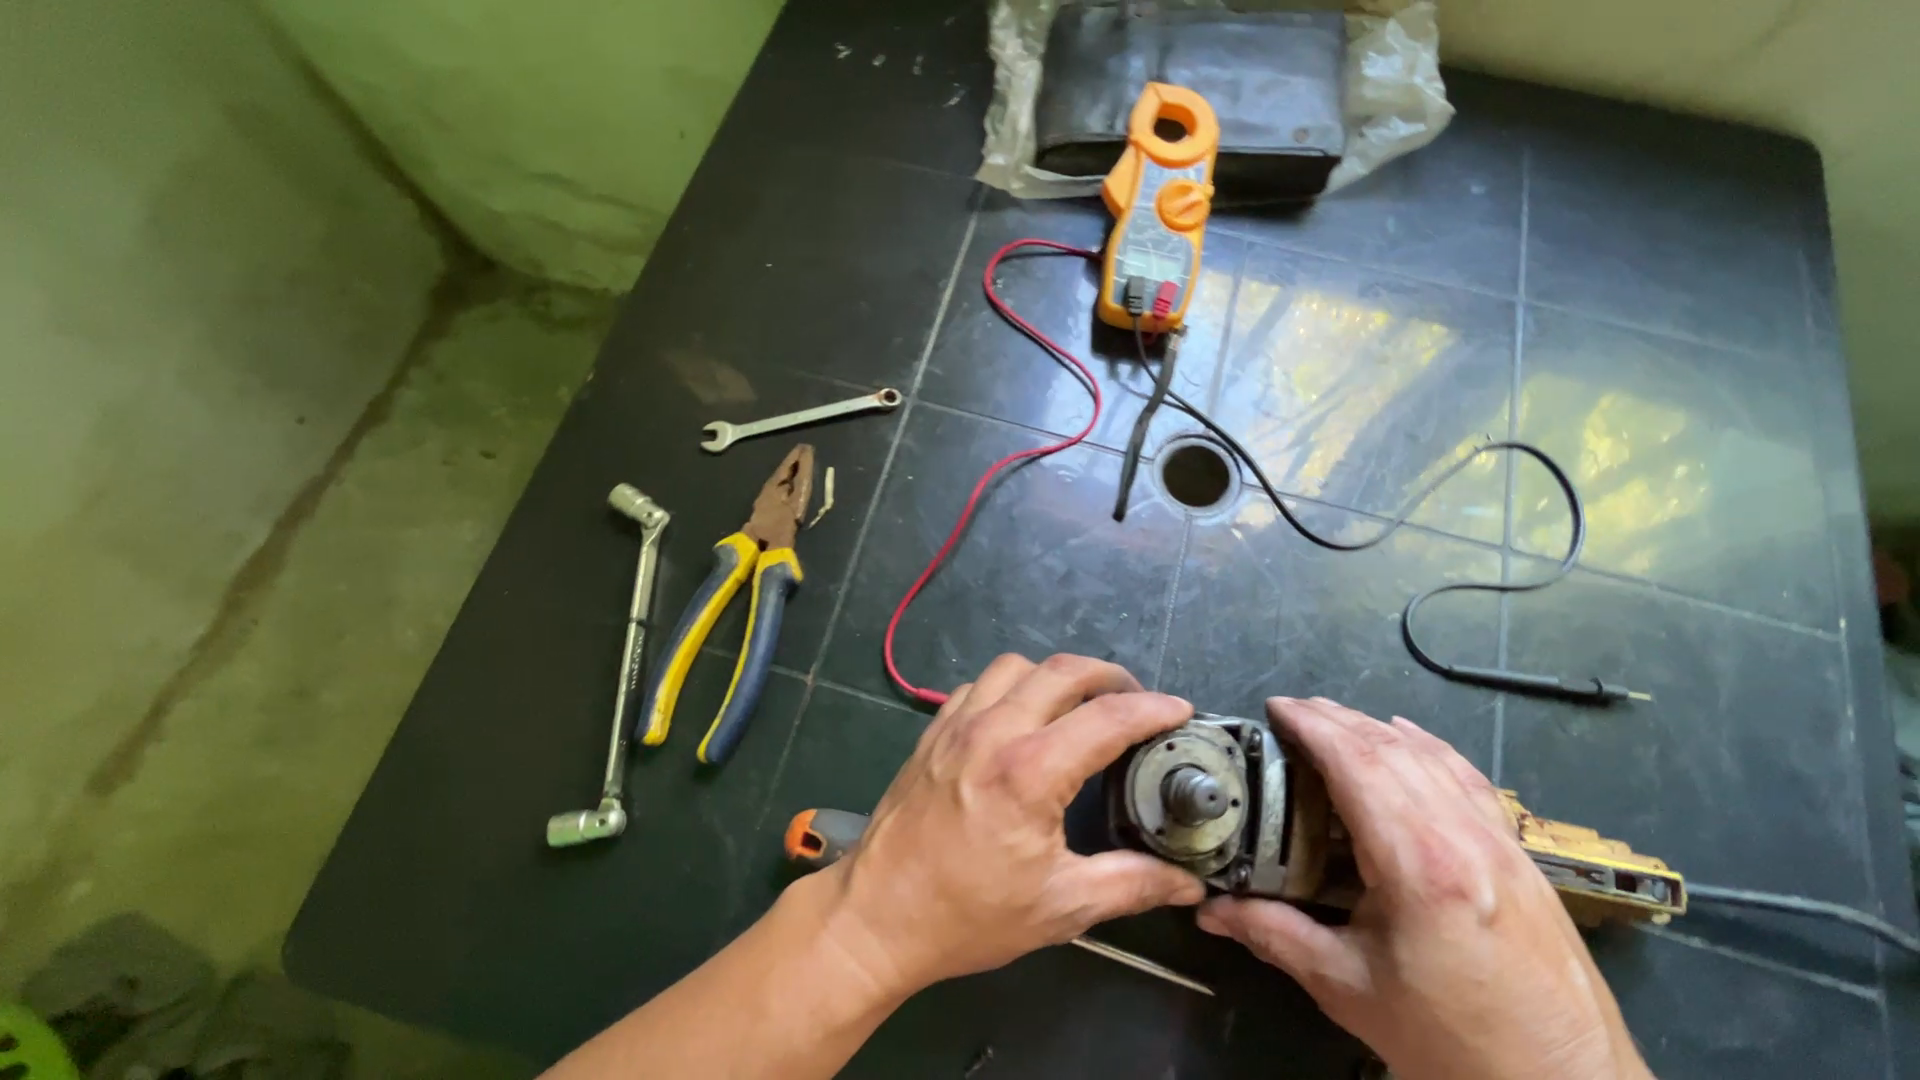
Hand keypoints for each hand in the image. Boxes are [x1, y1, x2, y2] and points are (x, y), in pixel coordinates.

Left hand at [810, 653, 1206, 995]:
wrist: (877, 916)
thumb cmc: (970, 915)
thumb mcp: (1061, 907)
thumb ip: (1132, 884)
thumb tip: (1189, 883)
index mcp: (1030, 770)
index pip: (1108, 717)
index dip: (1153, 708)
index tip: (1181, 710)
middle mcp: (993, 731)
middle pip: (1062, 670)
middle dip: (1109, 675)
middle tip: (1136, 700)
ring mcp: (956, 725)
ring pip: (1015, 667)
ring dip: (1056, 675)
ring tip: (1079, 704)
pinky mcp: (932, 733)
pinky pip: (978, 686)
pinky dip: (1010, 688)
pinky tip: (1021, 719)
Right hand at [1197, 698, 1651, 1079]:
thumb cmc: (1449, 1040)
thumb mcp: (1348, 987)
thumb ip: (1275, 935)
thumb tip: (1210, 910)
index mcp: (1420, 864)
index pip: (1360, 766)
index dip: (1315, 728)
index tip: (1277, 708)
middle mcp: (1465, 837)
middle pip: (1394, 751)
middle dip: (1339, 720)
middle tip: (1292, 710)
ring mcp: (1502, 843)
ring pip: (1435, 759)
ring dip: (1379, 729)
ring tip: (1335, 718)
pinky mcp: (1521, 857)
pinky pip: (1469, 780)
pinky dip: (1430, 747)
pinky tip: (1409, 737)